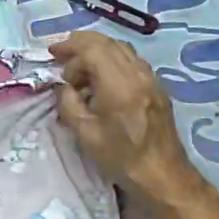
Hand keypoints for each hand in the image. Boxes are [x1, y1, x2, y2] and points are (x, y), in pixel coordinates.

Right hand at [51, 30, 204, 203]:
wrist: (162, 176)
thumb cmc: (120, 158)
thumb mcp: (84, 133)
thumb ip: (68, 103)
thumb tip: (64, 87)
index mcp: (120, 86)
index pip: (93, 50)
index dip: (70, 52)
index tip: (55, 64)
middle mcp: (138, 75)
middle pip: (108, 42)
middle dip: (79, 43)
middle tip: (58, 52)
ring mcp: (151, 79)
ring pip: (121, 48)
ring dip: (95, 49)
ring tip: (76, 63)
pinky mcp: (156, 87)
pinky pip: (131, 60)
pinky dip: (110, 58)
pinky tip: (99, 76)